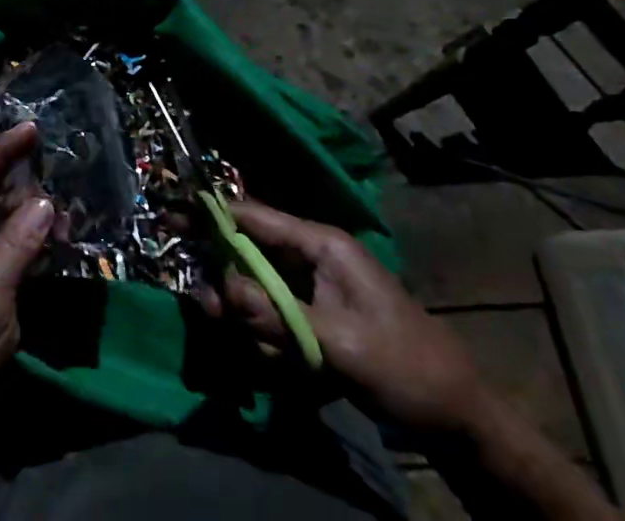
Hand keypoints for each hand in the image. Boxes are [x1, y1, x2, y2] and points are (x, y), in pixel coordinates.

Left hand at [0, 121, 53, 406]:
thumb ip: (15, 244)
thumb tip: (45, 201)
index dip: (1, 153)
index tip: (30, 127)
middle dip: (20, 174)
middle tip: (50, 156)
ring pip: (9, 212)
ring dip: (35, 205)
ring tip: (60, 207)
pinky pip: (19, 236)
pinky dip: (39, 230)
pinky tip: (59, 229)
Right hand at [215, 200, 486, 431]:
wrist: (452, 410)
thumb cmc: (402, 364)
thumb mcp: (336, 343)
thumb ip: (274, 315)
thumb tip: (218, 291)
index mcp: (322, 245)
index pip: (256, 218)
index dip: (212, 215)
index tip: (171, 214)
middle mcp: (313, 257)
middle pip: (250, 252)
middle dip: (226, 279)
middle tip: (206, 308)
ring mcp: (314, 286)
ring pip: (258, 287)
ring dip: (247, 316)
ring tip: (264, 351)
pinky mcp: (314, 313)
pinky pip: (273, 313)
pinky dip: (266, 335)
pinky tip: (281, 364)